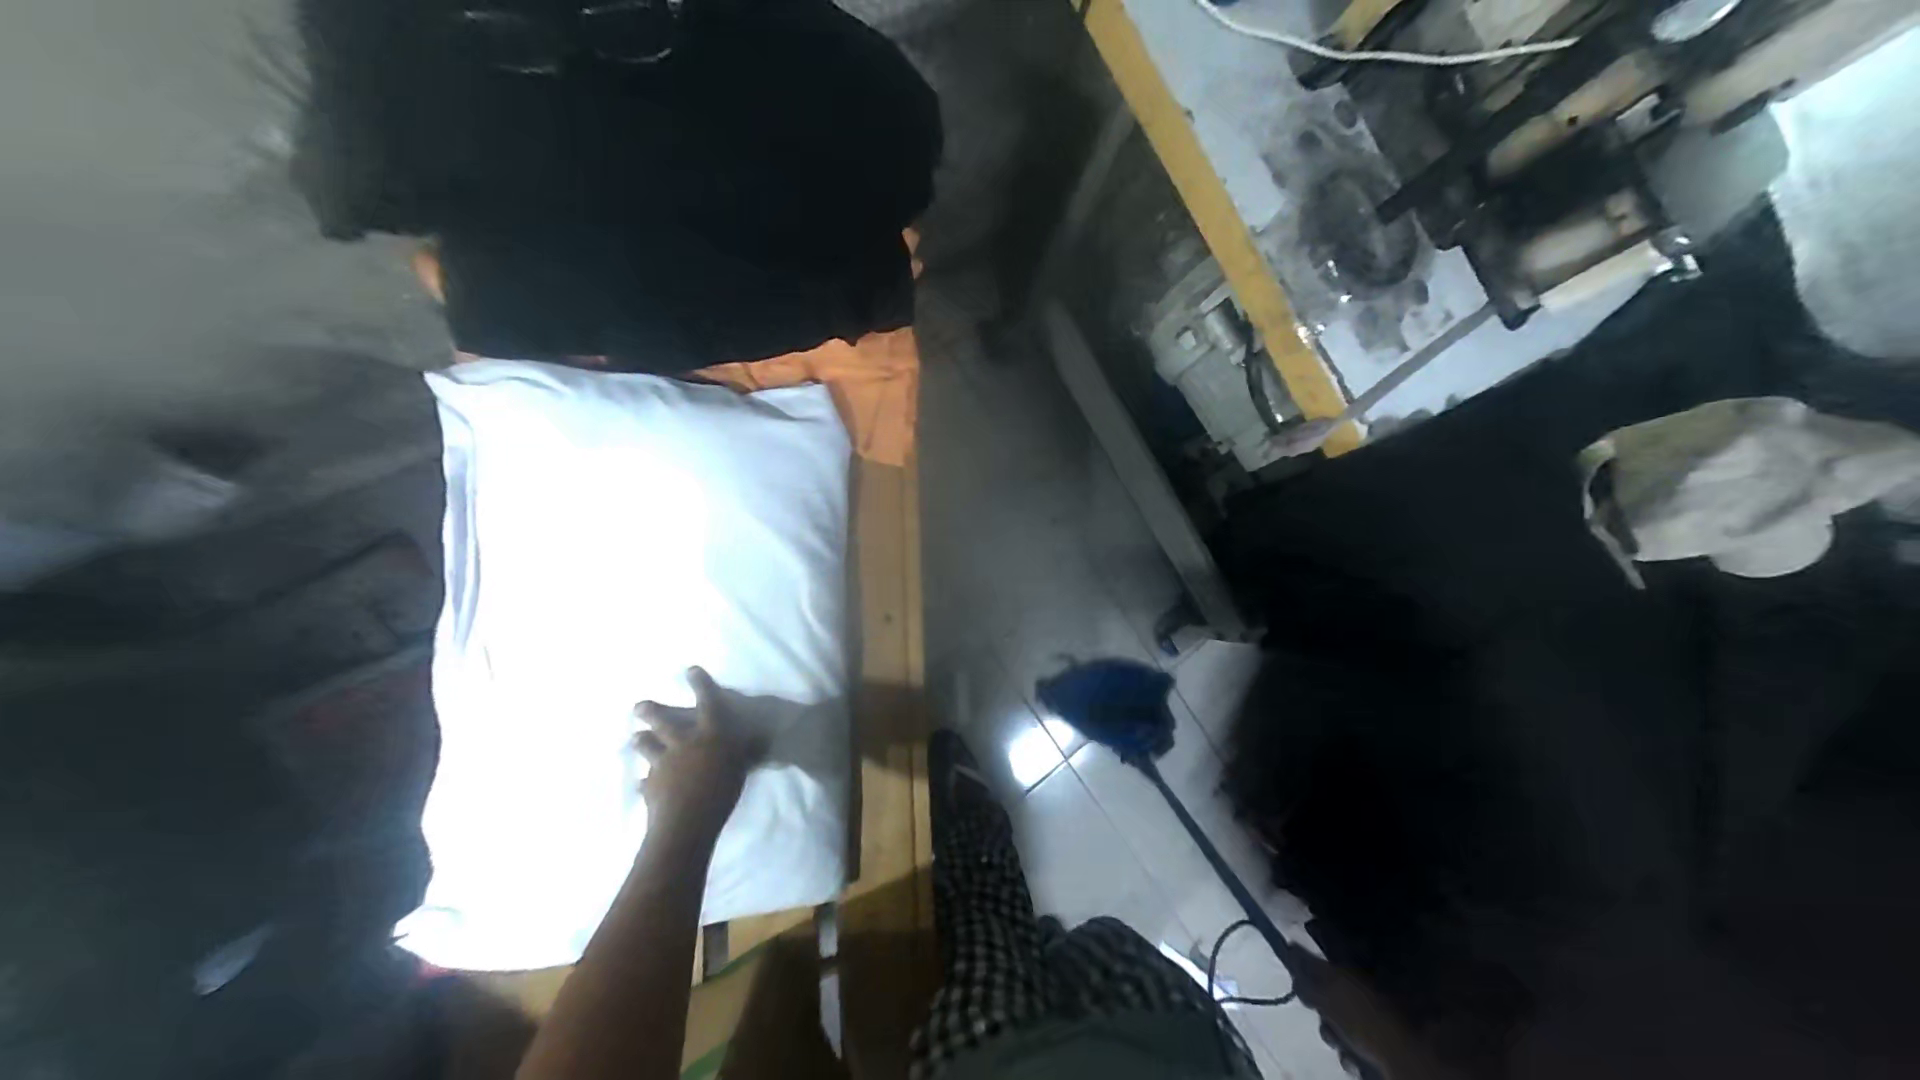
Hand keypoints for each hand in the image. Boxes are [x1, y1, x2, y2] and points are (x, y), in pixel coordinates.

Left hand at [634, 667, 764, 838]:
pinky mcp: (652, 787)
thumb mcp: (743, 764)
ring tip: (635, 738)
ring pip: (648, 747)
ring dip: (642, 742)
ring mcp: (664, 764)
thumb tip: (746, 739)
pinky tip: (642, 784)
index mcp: (710, 734)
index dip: (700, 684)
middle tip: (639, 705)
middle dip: (652, 711)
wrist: (691, 821)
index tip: (691, 670)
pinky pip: (645, 782)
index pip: (708, 701)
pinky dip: (645, 782)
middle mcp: (684, 743)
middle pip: (665, 721)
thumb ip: (739, 749)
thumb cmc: (728, 787)